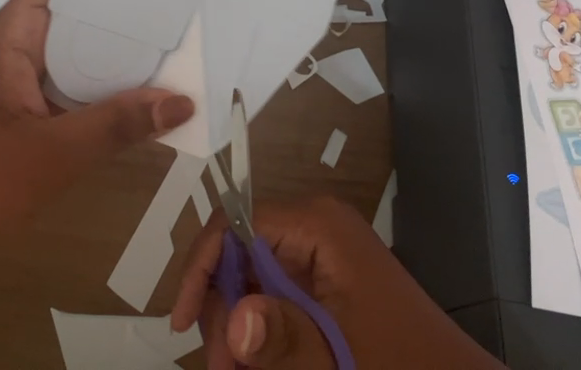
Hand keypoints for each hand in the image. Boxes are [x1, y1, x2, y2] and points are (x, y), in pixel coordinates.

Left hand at [0, 0, 194, 268]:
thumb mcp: (54, 156)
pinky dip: (84, 80)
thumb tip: (182, 102)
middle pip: (59, 12)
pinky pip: (50, 80)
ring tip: (157, 30)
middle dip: (109, 4)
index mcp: (2, 39)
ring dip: (98, 47)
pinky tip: (121, 86)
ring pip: (57, 50)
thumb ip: (118, 124)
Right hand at [171, 197, 504, 369]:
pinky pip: (278, 298)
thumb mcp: (336, 361)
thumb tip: (233, 320)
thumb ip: (284, 341)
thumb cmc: (398, 364)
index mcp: (317, 226)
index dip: (202, 269)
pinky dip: (264, 333)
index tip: (181, 326)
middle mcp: (316, 228)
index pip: (234, 224)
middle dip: (223, 312)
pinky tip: (266, 365)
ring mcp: (322, 255)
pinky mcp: (328, 282)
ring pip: (254, 281)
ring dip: (240, 329)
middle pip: (239, 255)